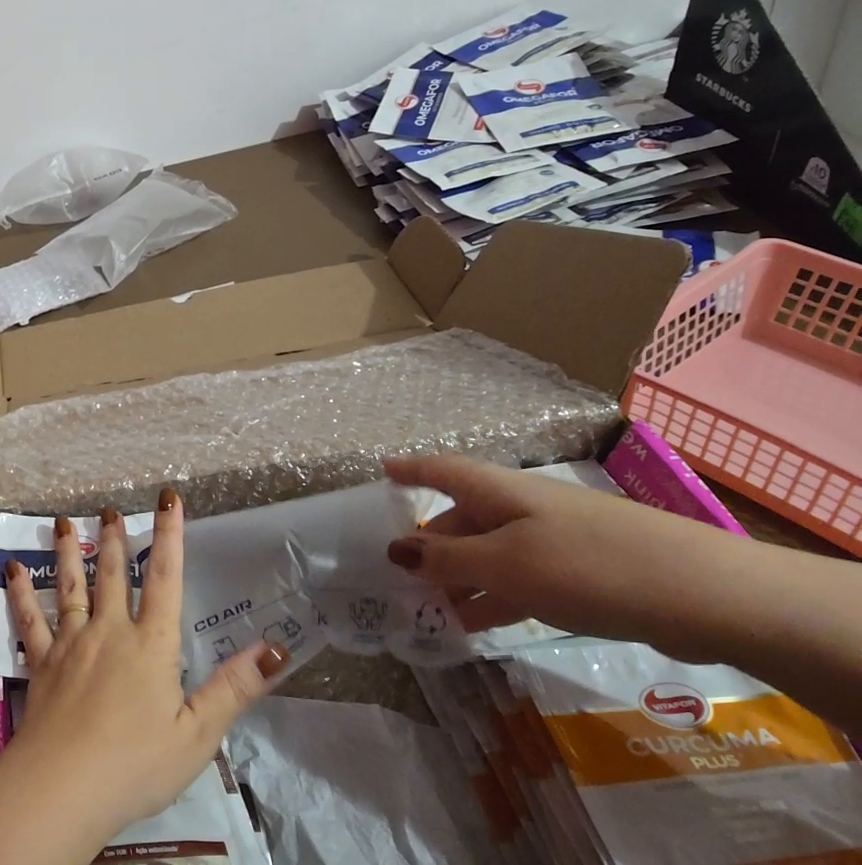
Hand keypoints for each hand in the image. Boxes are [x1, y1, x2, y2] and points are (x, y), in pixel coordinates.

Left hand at [0, 489, 285, 864]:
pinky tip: (11, 569)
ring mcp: (70, 644)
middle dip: (114, 540)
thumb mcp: (199, 734)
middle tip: (108, 509)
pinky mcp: (41, 662)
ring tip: (65, 523)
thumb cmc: (138, 764)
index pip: (165, 581)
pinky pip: (29, 620)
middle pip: (113, 577)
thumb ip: (233, 688)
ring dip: (70, 554)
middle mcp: (109, 633)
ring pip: (70, 587)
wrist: (65, 783)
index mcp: (151, 647)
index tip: (167, 500)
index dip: (169, 537)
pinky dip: (19, 593)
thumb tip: (276, 648)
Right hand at [383, 454, 742, 657]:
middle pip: (464, 517)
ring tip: (428, 611)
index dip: (410, 470)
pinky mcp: (589, 575)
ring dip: (459, 578)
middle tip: (397, 575)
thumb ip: (446, 559)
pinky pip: (524, 580)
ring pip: (493, 554)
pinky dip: (495, 597)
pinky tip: (479, 624)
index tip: (381, 471)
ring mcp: (560, 541)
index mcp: (500, 492)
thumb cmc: (589, 567)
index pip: (442, 471)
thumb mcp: (503, 564)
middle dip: (429, 542)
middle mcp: (525, 508)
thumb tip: (396, 549)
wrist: (711, 596)